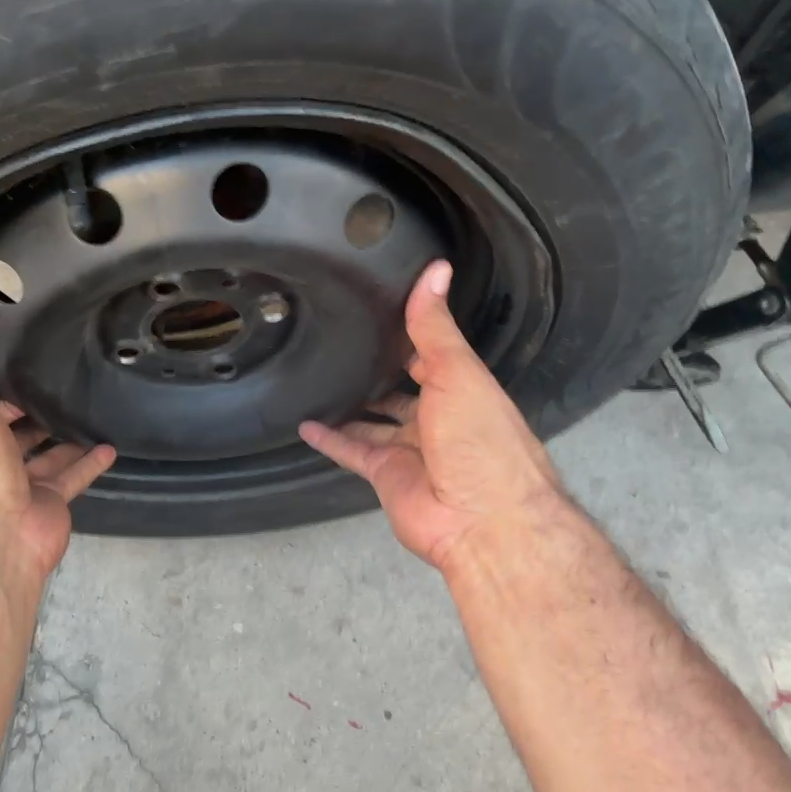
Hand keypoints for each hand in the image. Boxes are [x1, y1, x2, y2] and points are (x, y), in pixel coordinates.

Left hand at [0, 296, 116, 579]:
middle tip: (54, 382)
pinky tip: (107, 447)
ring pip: (46, 452)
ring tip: (83, 409)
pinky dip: (90, 462)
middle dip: (29, 409)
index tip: (15, 358)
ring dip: (61, 434)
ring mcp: (22, 481)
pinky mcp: (51, 500)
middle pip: (14, 428)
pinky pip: (74, 476)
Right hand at [299, 261, 562, 569]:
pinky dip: (329, 439)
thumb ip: (435, 327)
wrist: (482, 521)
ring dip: (350, 406)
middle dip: (378, 373)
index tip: (380, 309)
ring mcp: (411, 449)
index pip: (432, 354)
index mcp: (462, 389)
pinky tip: (307, 425)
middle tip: (343, 346)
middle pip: (401, 390)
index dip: (410, 334)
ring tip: (320, 382)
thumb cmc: (483, 444)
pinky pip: (352, 451)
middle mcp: (438, 418)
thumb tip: (436, 270)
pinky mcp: (387, 475)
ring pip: (373, 422)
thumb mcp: (458, 372)